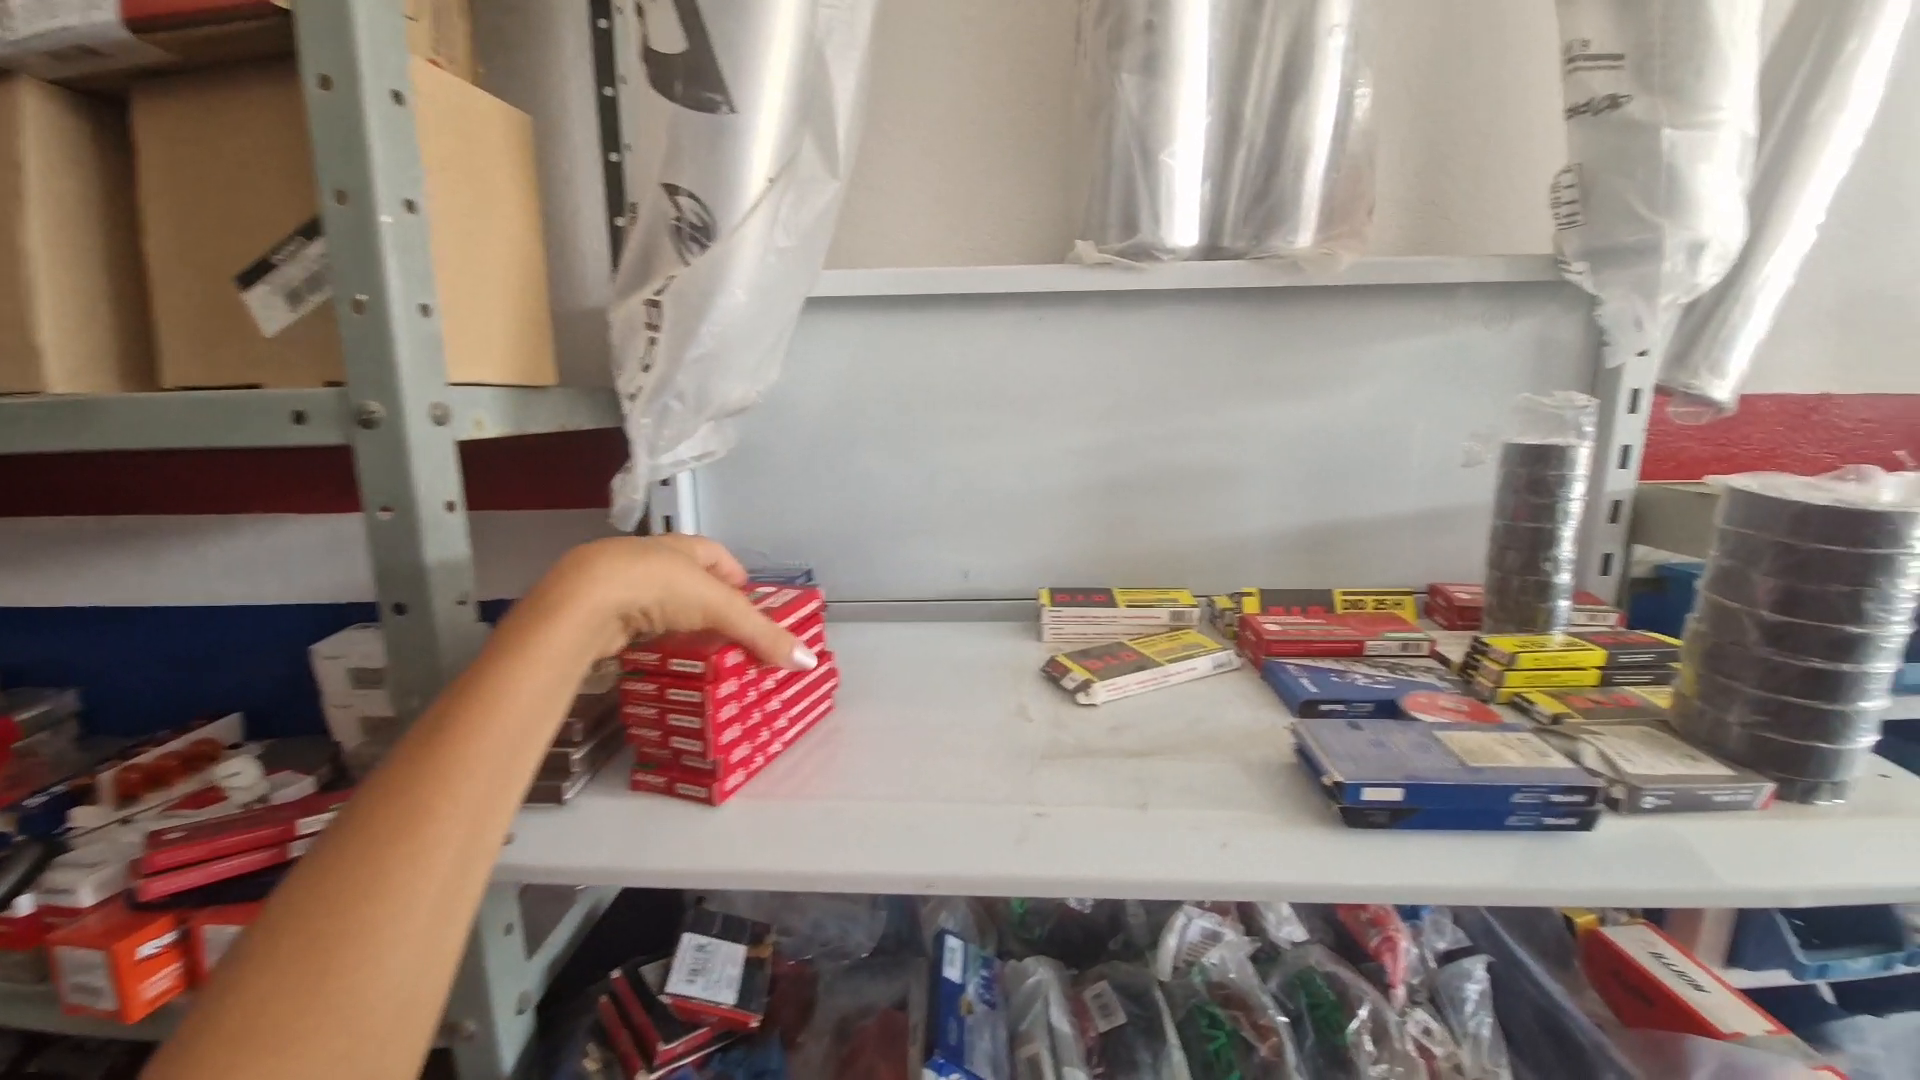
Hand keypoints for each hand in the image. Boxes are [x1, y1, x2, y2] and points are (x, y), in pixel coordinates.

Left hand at [531, 535, 816, 668]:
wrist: (583, 602)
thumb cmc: (657, 587)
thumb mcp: (720, 609)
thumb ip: (763, 635)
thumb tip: (809, 661)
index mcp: (681, 547)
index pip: (716, 554)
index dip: (735, 575)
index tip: (749, 598)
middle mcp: (650, 558)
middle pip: (686, 578)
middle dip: (707, 602)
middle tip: (729, 632)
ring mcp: (619, 583)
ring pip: (656, 602)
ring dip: (676, 622)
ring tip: (698, 650)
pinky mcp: (597, 611)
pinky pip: (631, 625)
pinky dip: (647, 640)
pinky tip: (658, 657)